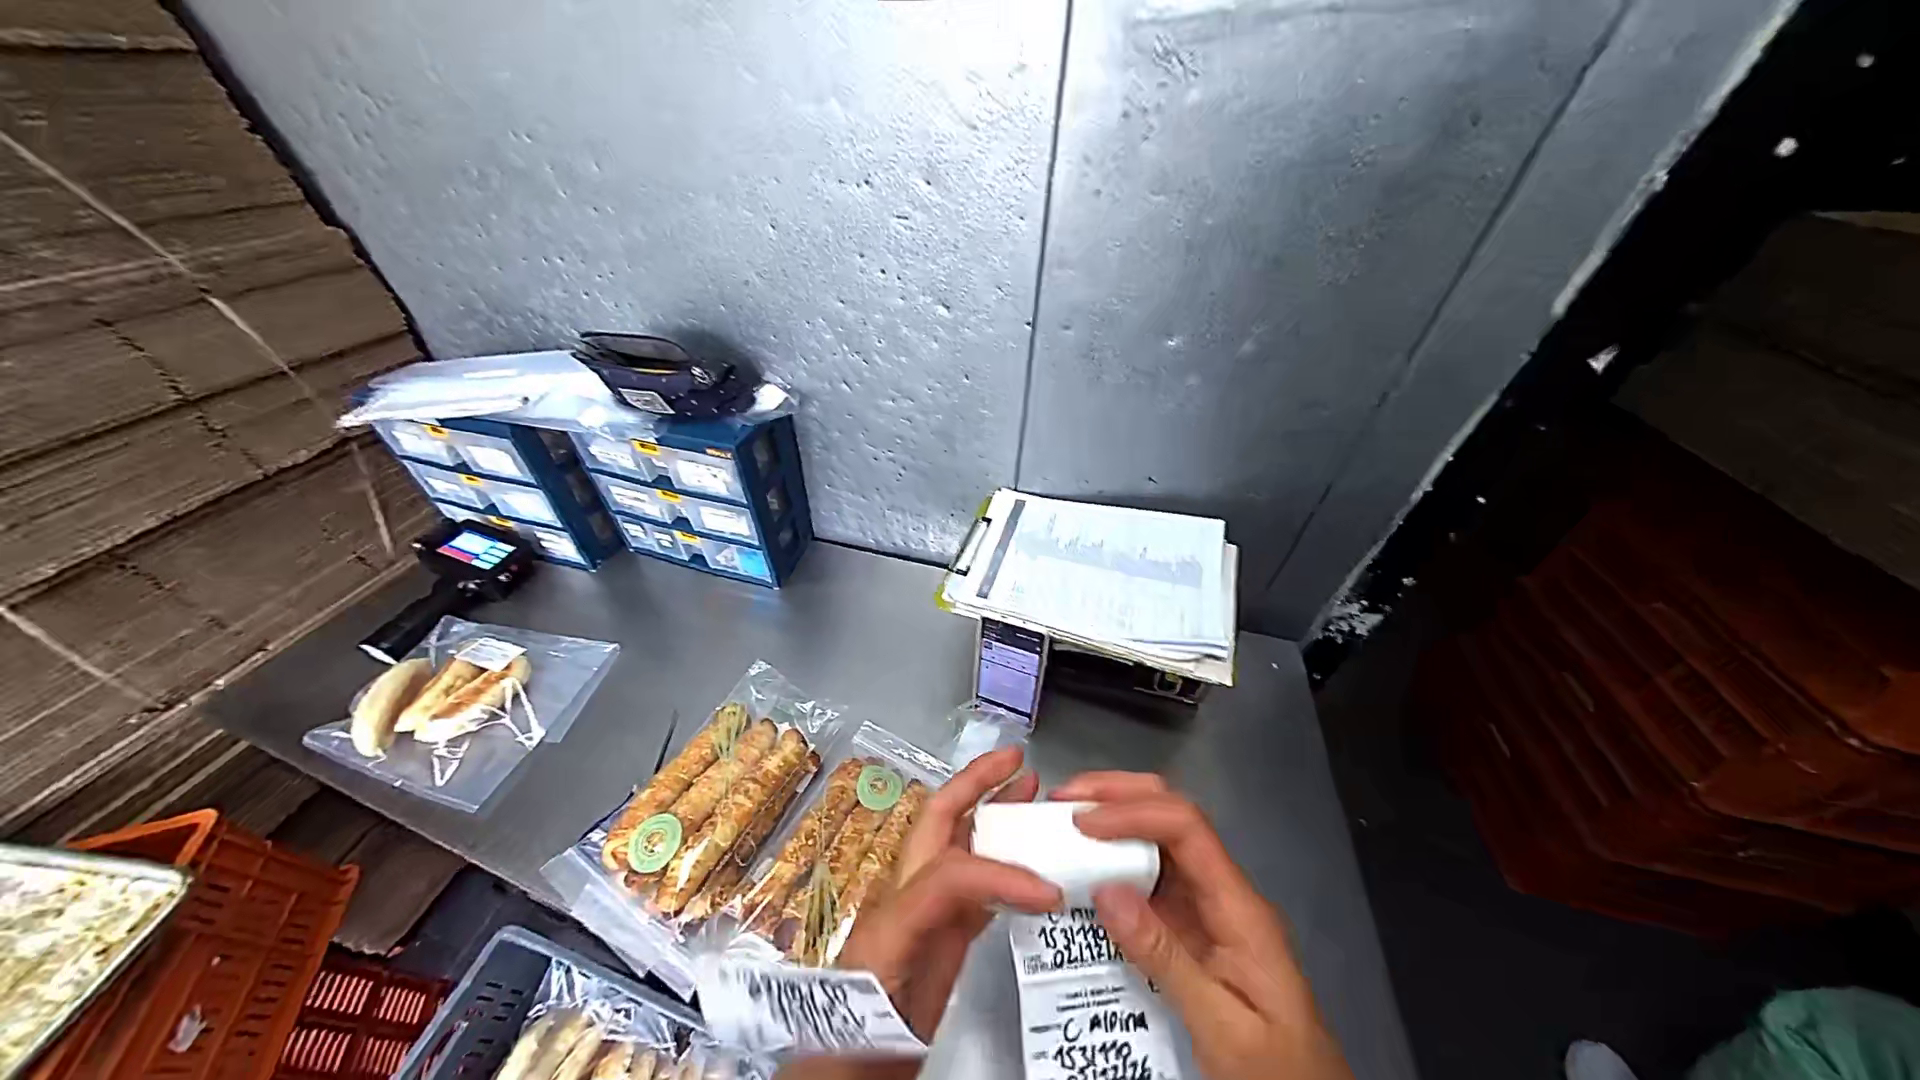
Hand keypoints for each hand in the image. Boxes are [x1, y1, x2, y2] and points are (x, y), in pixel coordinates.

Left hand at [837, 746, 1063, 1036]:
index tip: (1048, 894)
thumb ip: (933, 966)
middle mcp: (904, 898)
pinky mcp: (935, 930)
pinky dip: (998, 859)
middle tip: (1017, 761)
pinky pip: (969, 880)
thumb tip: (973, 929)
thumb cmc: (855, 1049)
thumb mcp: (894, 1018)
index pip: (950, 872)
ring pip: (957, 843)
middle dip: (976, 783)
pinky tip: (1022, 856)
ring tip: (1026, 791)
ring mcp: (920, 909)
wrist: (838, 1075)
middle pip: (939, 820)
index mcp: (892, 918)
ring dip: (991, 811)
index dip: (1001, 875)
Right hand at [1055, 772, 1354, 1079]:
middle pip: (1172, 815)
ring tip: (1066, 821)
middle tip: (1066, 799)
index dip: (1133, 812)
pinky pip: (1147, 877)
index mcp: (1239, 905)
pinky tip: (1083, 868)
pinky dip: (1112, 860)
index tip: (1084, 823)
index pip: (1186, 828)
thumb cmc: (1278, 1071)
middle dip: (1119, 795)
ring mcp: (1204, 907)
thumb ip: (1166, 959)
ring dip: (1112, 820)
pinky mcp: (1187, 927)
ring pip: (1157, 838)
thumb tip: (1105, 890)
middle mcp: (1221, 892)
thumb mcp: (1223, 1029)